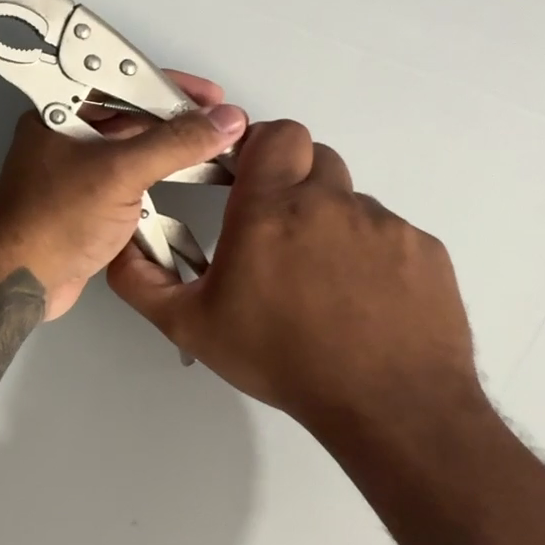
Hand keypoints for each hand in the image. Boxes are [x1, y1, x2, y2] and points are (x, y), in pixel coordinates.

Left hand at [0, 72, 247, 320]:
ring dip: (171, 146)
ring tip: (217, 147)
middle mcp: (62, 135)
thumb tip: (220, 121)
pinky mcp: (85, 198)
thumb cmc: (53, 220)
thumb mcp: (119, 173)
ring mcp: (73, 168)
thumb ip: (174, 143)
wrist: (23, 278)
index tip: (207, 94)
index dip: (165, 83)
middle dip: (175, 116)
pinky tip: (189, 176)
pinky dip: (159, 173)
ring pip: (131, 146)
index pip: (116, 81)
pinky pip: (129, 175)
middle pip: (128, 113)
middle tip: (222, 121)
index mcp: (55, 113)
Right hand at [107, 120, 483, 431]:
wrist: (393, 411)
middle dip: (290, 175)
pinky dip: (368, 251)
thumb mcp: (188, 324)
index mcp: (270, 209)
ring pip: (348, 198)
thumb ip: (139, 278)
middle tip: (274, 222)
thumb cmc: (281, 359)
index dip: (257, 144)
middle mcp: (330, 204)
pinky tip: (359, 297)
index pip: (274, 134)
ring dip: (327, 218)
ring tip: (318, 274)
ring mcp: (386, 226)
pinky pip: (388, 232)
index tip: (243, 174)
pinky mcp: (427, 253)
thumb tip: (118, 246)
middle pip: (312, 154)